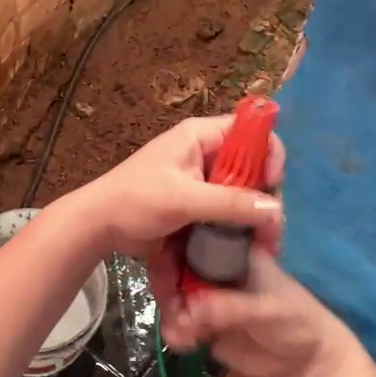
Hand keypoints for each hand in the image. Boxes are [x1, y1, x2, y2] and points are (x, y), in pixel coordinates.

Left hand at [63, 114, 285, 257]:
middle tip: (270, 228)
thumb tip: (276, 210)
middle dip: (265, 193)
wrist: (99, 225)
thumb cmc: (135, 201)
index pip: (251, 131)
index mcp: (200, 136)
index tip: (271, 185)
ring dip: (255, 214)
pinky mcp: (199, 203)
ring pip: (244, 190)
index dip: (267, 154)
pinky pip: (230, 209)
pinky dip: (240, 224)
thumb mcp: (183, 199)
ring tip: (263, 243)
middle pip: (252, 164)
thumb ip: (229, 202)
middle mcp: (205, 152)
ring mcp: (202, 179)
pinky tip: (248, 245)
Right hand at [159, 248, 362, 376]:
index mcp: (235, 253)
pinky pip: (181, 323)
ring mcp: (208, 296)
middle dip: (171, 290)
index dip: (178, 251)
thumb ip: (231, 307)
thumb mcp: (267, 309)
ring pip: (178, 297)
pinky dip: (177, 331)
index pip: (199, 242)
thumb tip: (191, 307)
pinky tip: (183, 343)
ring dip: (173, 314)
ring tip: (180, 334)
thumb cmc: (296, 321)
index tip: (166, 270)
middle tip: (175, 312)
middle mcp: (216, 269)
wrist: (306, 362)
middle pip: (181, 269)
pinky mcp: (204, 322)